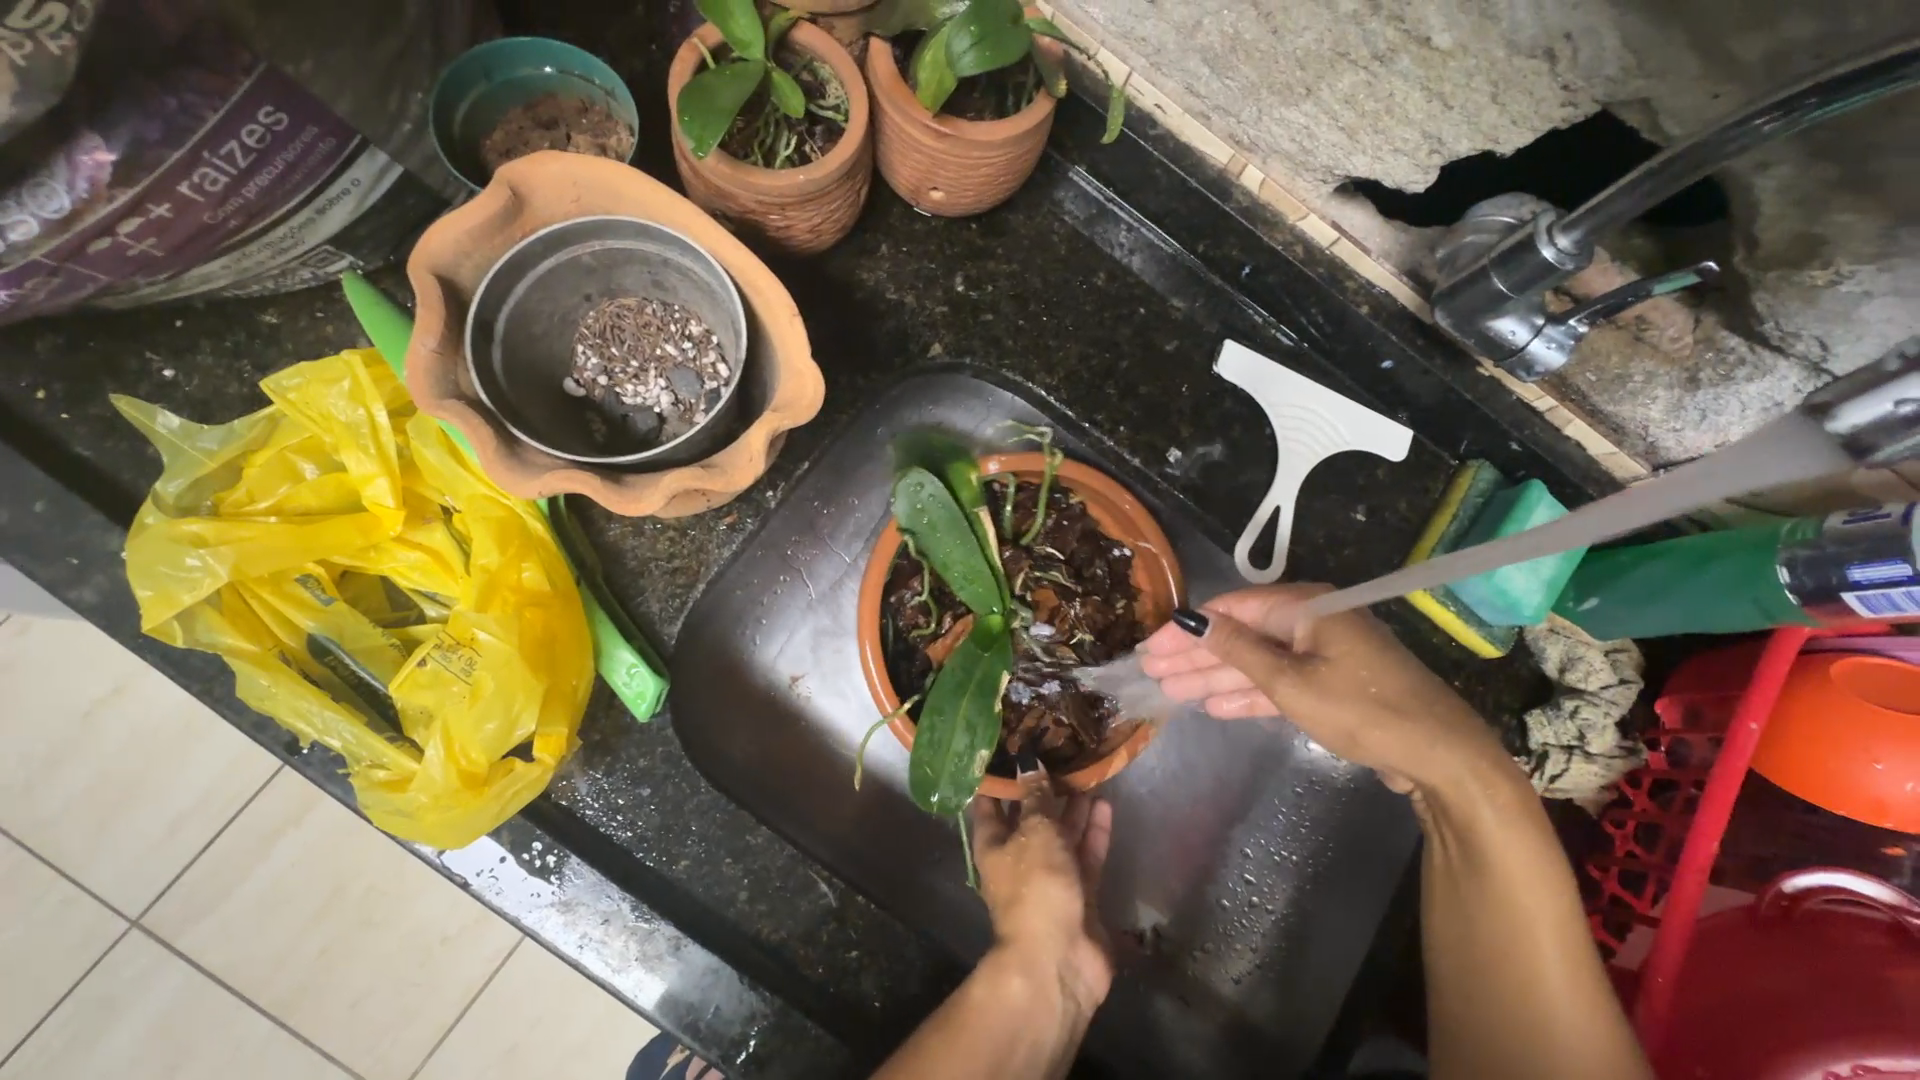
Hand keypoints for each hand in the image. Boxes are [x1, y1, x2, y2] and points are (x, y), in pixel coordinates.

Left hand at [967, 769, 1113, 1014]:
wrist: (1059, 958)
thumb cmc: (1035, 886)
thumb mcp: (1035, 832)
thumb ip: (1037, 798)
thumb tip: (1028, 763)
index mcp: (993, 846)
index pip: (990, 806)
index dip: (999, 780)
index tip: (1010, 750)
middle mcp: (1018, 860)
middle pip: (1030, 819)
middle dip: (1044, 791)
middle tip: (1059, 756)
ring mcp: (1050, 879)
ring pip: (1061, 836)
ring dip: (1072, 809)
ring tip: (1086, 775)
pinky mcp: (1080, 894)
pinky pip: (1085, 855)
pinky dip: (1093, 832)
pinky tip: (1104, 805)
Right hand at [1139, 583, 1507, 792]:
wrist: (1441, 756)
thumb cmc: (1361, 710)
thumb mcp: (1290, 681)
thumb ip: (1238, 650)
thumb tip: (1193, 619)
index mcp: (1305, 607)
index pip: (1232, 609)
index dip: (1188, 629)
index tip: (1151, 648)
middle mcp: (1312, 622)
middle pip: (1242, 635)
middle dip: (1196, 655)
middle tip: (1151, 672)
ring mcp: (1323, 654)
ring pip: (1257, 662)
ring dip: (1215, 678)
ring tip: (1170, 691)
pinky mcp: (1331, 685)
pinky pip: (1279, 683)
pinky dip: (1249, 695)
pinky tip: (1215, 708)